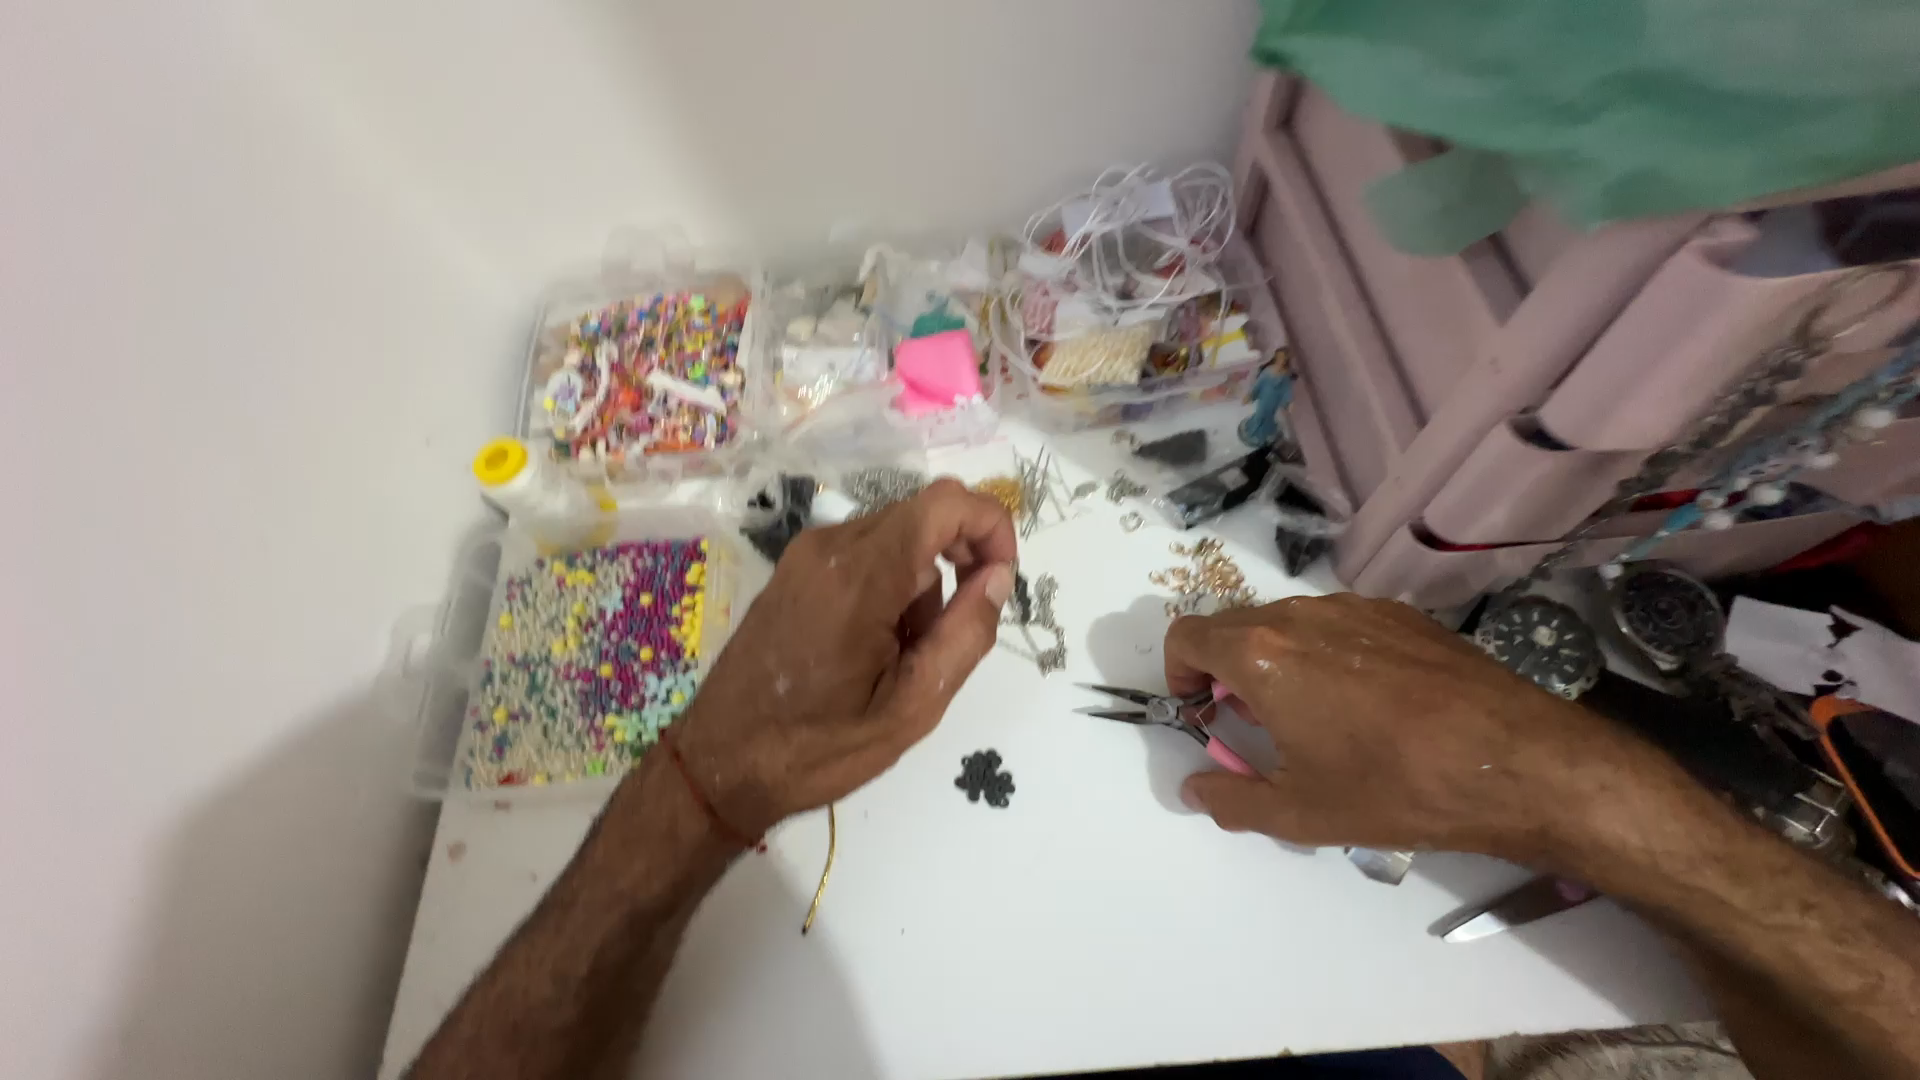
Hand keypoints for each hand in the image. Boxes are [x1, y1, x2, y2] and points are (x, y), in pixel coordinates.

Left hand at [667, 479, 1017, 836]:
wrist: (718, 763)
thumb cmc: (818, 747)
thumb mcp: (912, 706)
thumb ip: (966, 634)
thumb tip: (999, 576)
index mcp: (860, 575)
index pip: (946, 504)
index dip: (991, 526)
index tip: (1001, 581)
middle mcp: (830, 545)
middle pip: (924, 517)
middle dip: (959, 564)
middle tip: (954, 635)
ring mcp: (807, 554)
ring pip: (899, 537)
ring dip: (923, 584)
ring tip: (903, 656)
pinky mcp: (795, 570)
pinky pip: (866, 554)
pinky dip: (891, 586)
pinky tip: (874, 646)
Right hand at [1167, 594, 1640, 861]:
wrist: (1519, 762)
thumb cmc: (1393, 787)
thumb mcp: (1300, 812)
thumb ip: (1230, 800)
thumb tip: (1193, 789)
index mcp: (1260, 655)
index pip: (1186, 636)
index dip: (1178, 671)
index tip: (1200, 708)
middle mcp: (1298, 616)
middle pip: (1231, 626)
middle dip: (1223, 668)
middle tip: (1250, 719)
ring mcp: (1351, 608)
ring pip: (1283, 622)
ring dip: (1272, 658)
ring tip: (1311, 711)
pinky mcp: (1396, 613)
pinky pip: (1334, 624)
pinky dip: (1322, 651)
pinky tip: (1366, 699)